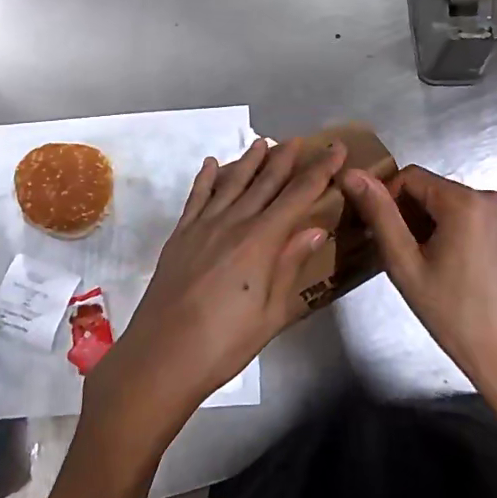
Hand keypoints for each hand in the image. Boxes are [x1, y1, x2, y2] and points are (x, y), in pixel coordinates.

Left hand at [92, 138, 344, 419]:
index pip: (298, 196)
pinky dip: (206, 178)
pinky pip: (196, 198)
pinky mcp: (180, 236)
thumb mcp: (270, 313)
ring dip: (249, 161)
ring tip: (262, 142)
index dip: (320, 170)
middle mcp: (233, 223)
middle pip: (264, 182)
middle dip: (285, 160)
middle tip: (299, 140)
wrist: (161, 357)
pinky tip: (211, 164)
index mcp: (261, 241)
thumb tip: (316, 228)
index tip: (335, 149)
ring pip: (231, 183)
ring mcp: (202, 227)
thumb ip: (290, 266)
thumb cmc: (224, 343)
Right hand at [340, 165, 496, 401]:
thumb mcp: (406, 265)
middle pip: (434, 189)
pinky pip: (476, 216)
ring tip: (428, 264)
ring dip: (433, 224)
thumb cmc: (454, 315)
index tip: (380, 234)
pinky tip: (455, 268)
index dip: (388, 200)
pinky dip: (457, 231)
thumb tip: (351, 174)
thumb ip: (379, 215)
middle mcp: (492, 197)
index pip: (410, 176)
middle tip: (402, 255)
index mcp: (465, 201)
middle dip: (411, 215)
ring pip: (453, 203)